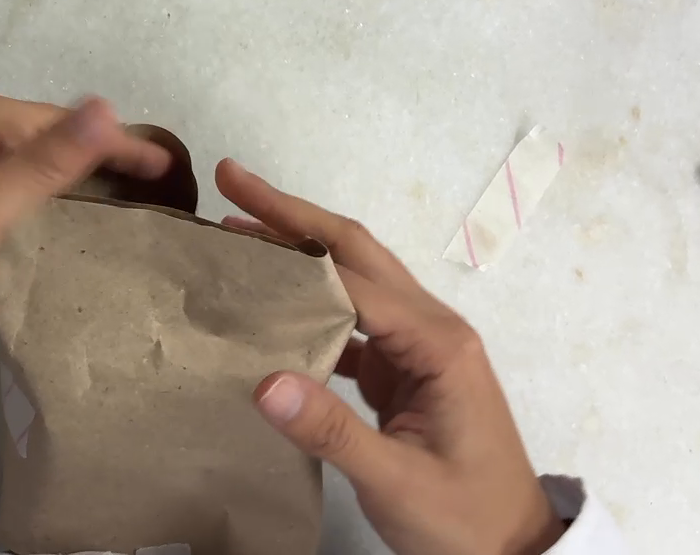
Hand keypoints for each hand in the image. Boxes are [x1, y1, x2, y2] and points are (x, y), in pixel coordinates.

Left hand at [0, 88, 168, 316]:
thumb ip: (46, 161)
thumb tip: (107, 103)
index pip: (68, 124)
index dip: (122, 146)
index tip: (169, 169)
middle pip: (39, 128)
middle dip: (90, 152)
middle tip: (141, 188)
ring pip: (8, 145)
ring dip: (53, 164)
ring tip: (97, 194)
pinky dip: (15, 175)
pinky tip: (21, 198)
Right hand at [216, 160, 565, 554]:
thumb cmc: (468, 522)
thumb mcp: (401, 485)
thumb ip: (332, 432)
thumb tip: (262, 380)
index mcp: (437, 341)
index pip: (352, 279)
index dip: (290, 249)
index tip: (231, 221)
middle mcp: (429, 324)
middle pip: (352, 247)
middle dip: (289, 211)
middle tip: (231, 179)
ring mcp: (415, 340)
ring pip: (348, 270)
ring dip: (294, 243)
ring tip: (235, 225)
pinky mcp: (400, 361)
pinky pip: (346, 310)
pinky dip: (303, 294)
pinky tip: (265, 298)